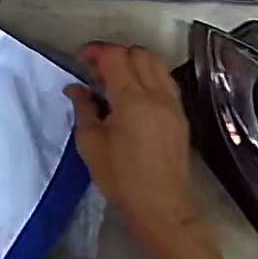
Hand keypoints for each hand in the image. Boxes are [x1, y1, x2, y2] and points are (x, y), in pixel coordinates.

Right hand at [67, 43, 204, 249]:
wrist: (162, 207)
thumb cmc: (122, 178)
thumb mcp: (90, 144)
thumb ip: (83, 109)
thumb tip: (76, 88)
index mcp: (132, 99)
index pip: (114, 56)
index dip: (95, 51)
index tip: (81, 58)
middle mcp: (156, 94)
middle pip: (137, 52)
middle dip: (114, 53)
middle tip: (96, 69)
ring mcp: (172, 103)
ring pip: (156, 61)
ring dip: (134, 60)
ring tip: (116, 78)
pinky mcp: (180, 114)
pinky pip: (166, 79)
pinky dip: (149, 74)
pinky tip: (136, 92)